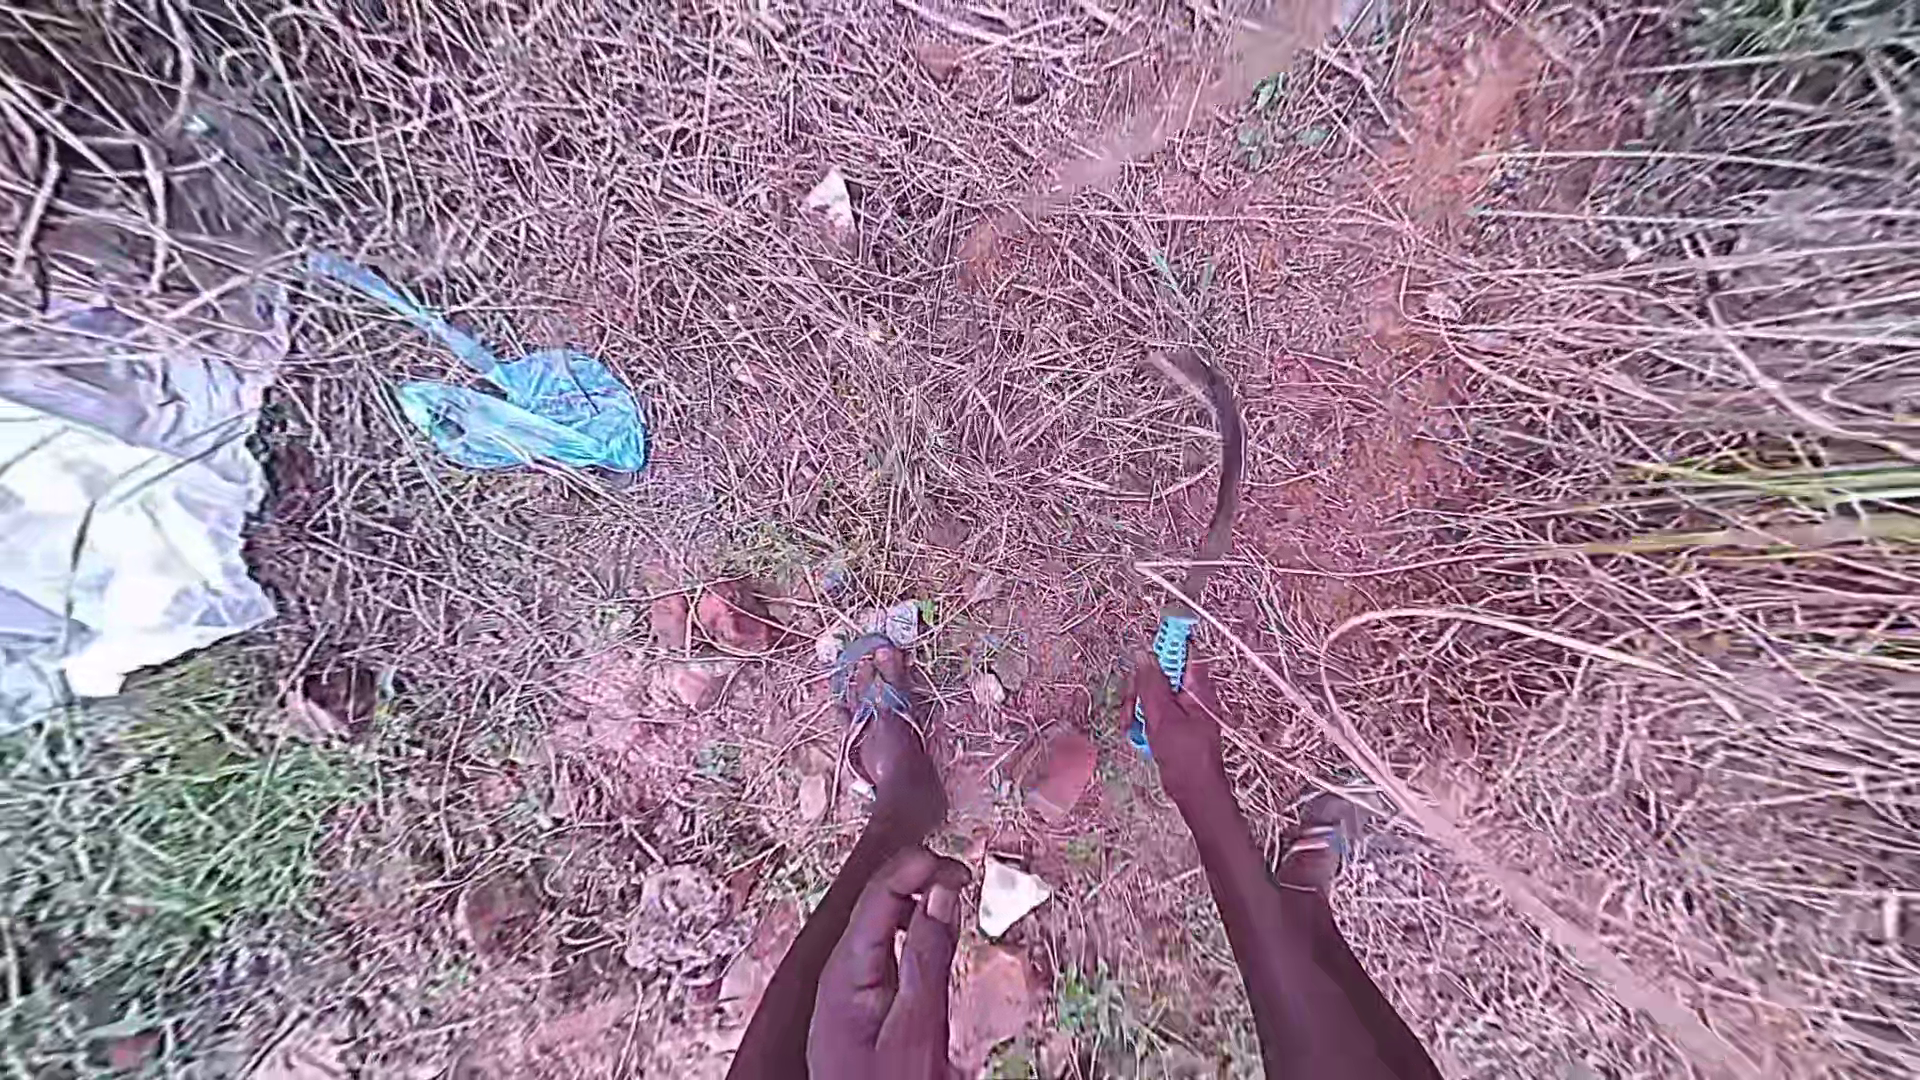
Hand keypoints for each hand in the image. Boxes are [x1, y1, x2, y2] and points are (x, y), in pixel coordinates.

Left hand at [808, 847, 968, 1079]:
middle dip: (918, 877)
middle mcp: (842, 968)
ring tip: (952, 893)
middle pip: (877, 901)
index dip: (916, 867)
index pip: (878, 893)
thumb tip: (943, 887)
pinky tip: (932, 926)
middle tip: (962, 878)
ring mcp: (850, 983)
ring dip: (916, 897)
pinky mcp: (864, 998)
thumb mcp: (916, 1030)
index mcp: (845, 970)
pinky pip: (886, 944)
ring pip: (882, 919)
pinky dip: (911, 924)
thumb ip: (928, 955)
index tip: (958, 868)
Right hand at [1134, 652, 1230, 811]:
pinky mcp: (1174, 722)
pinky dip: (1141, 717)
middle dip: (1140, 686)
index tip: (1144, 652)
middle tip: (1132, 704)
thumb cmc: (1184, 757)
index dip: (1164, 646)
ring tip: (1132, 723)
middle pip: (1160, 672)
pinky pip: (1153, 709)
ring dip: (1137, 704)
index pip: (1183, 651)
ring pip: (1152, 691)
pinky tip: (1136, 731)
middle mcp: (1191, 694)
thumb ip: (1151, 683)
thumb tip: (1143, 653)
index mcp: (1196, 688)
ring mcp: (1182, 709)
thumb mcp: (1162, 716)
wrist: (1194, 793)